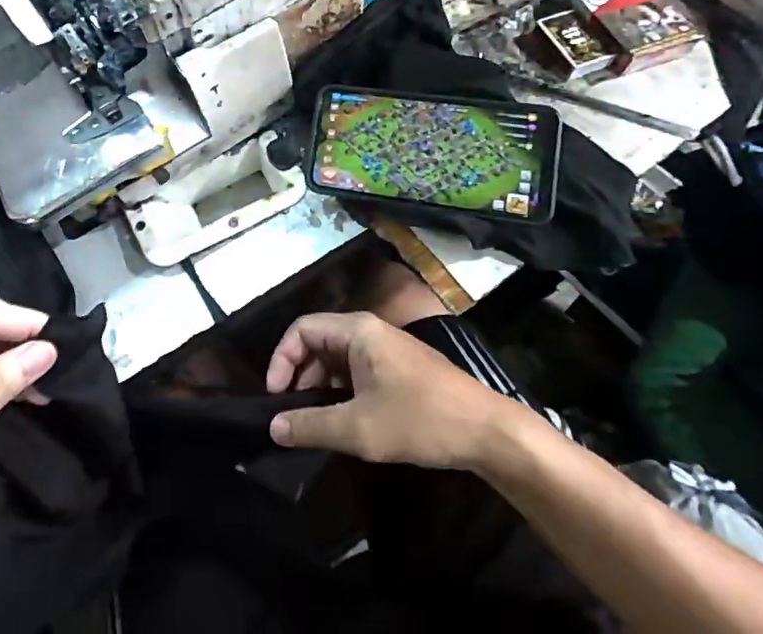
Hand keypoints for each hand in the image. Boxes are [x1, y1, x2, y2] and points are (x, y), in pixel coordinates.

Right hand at [265, 311, 526, 469]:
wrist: (488, 432)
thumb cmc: (421, 420)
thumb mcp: (359, 429)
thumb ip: (311, 425)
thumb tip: (273, 427)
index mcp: (358, 331)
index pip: (302, 329)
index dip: (281, 360)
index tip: (276, 398)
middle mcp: (370, 331)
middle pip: (317, 341)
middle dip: (298, 375)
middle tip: (291, 414)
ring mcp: (387, 349)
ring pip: (336, 358)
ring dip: (318, 386)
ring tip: (314, 422)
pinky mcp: (399, 368)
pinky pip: (356, 370)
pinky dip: (340, 391)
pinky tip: (342, 420)